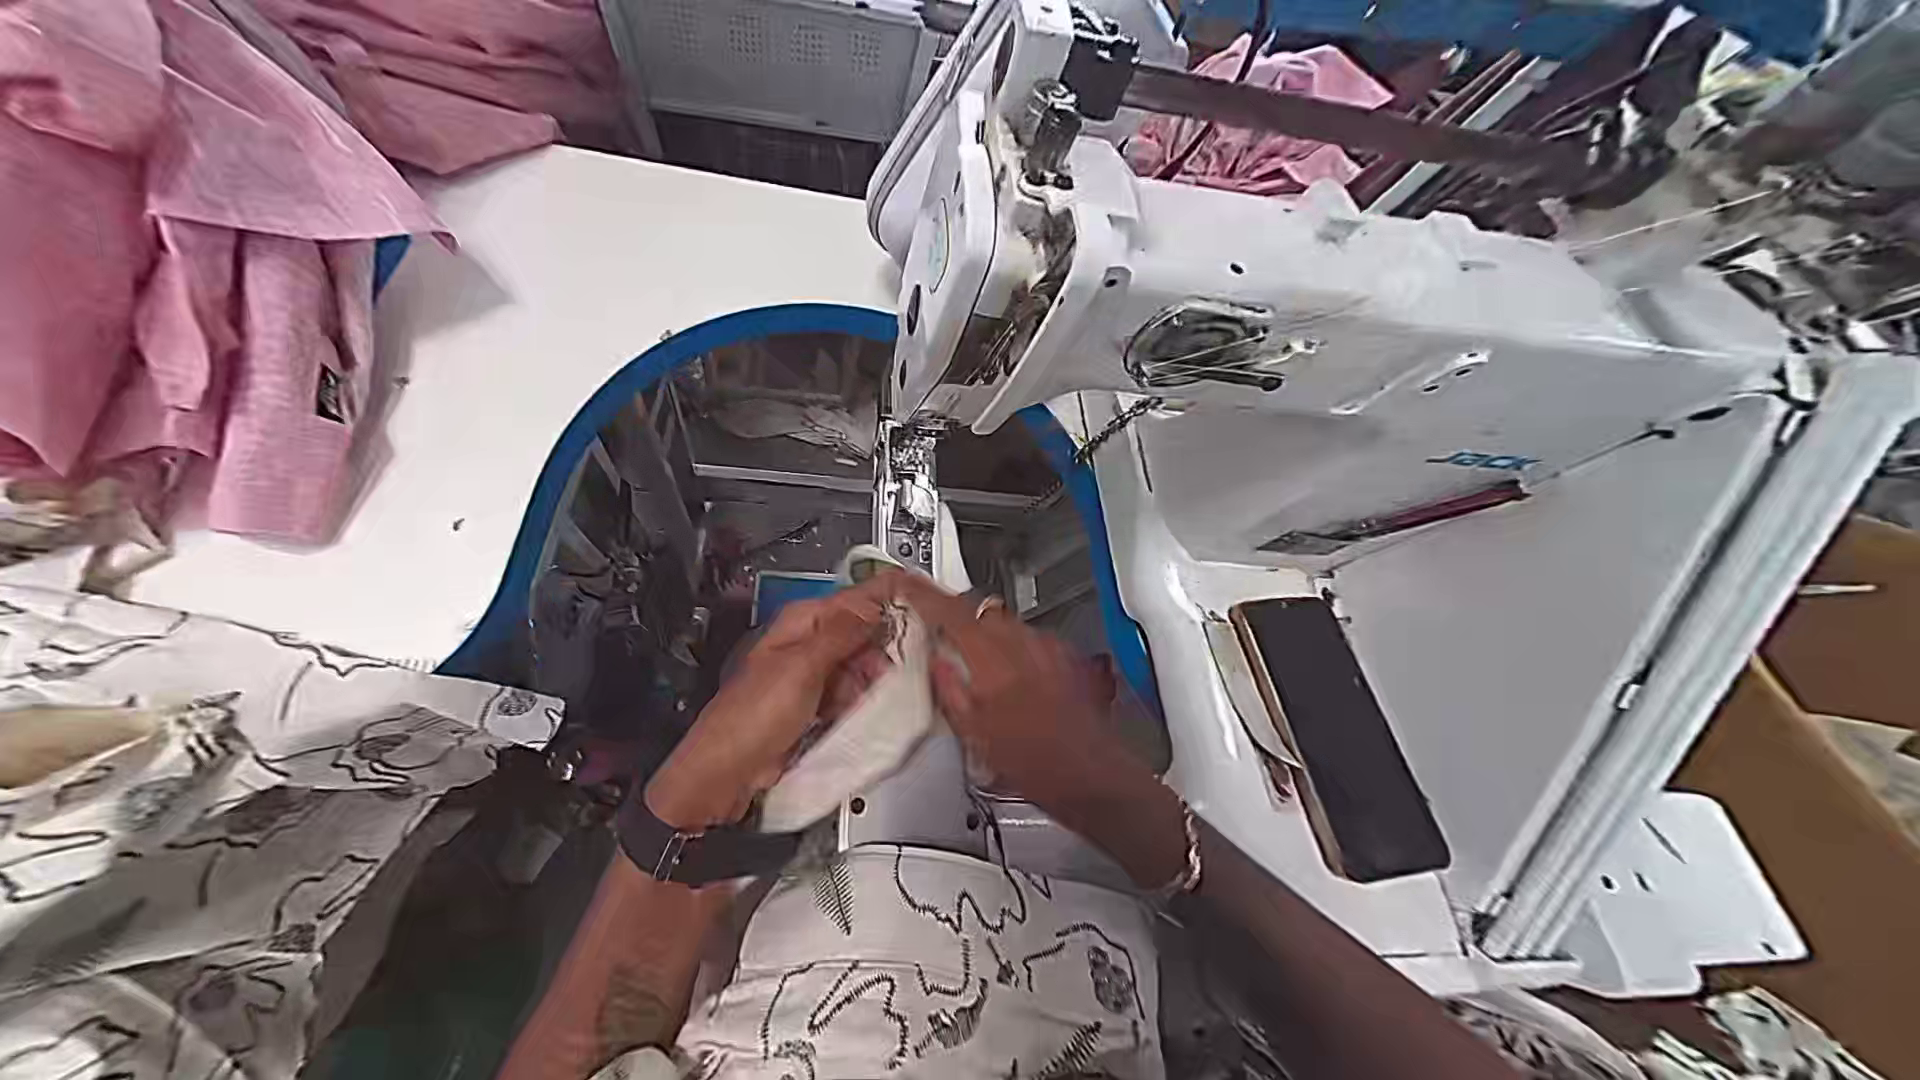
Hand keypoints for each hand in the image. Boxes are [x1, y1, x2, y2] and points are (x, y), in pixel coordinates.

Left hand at [646, 577, 892, 828]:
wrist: (729, 772)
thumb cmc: (749, 718)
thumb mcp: (803, 667)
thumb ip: (842, 634)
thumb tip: (874, 607)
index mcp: (803, 622)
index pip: (856, 596)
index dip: (889, 597)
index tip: (921, 601)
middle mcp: (810, 643)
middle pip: (865, 630)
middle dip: (884, 646)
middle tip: (902, 660)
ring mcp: (816, 673)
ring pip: (863, 663)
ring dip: (874, 677)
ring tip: (874, 690)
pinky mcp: (821, 701)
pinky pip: (854, 691)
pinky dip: (862, 698)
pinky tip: (861, 707)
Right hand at [886, 575, 1152, 812]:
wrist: (1090, 773)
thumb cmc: (1037, 762)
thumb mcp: (975, 733)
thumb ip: (950, 690)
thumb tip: (938, 665)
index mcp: (991, 658)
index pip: (951, 612)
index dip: (926, 596)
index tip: (910, 586)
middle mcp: (1022, 642)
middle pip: (980, 610)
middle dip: (959, 618)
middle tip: (945, 637)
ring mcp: (1047, 646)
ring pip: (1006, 623)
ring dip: (989, 635)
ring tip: (985, 670)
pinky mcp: (1065, 655)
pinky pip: (1031, 638)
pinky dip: (1016, 649)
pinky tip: (1017, 679)